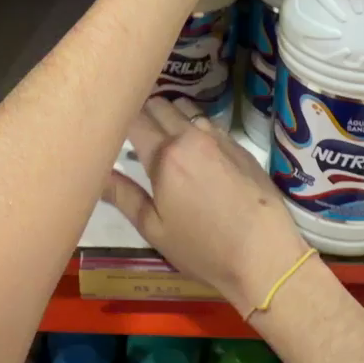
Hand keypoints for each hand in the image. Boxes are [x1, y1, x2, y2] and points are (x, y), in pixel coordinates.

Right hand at [102, 98, 314, 317]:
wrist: (266, 258)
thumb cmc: (204, 249)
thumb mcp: (154, 229)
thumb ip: (123, 196)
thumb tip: (97, 174)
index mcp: (164, 156)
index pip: (134, 118)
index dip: (119, 117)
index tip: (110, 125)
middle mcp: (190, 136)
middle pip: (159, 104)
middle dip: (142, 112)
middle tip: (133, 131)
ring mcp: (218, 137)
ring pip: (185, 108)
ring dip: (169, 115)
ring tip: (163, 136)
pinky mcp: (238, 144)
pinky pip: (207, 122)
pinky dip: (193, 127)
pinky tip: (195, 151)